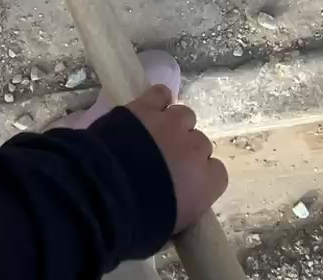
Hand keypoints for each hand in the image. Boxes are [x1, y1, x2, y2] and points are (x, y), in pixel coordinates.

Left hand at [124, 84, 227, 232]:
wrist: (105, 192)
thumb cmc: (138, 221)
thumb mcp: (167, 229)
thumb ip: (180, 209)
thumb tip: (175, 204)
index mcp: (205, 183)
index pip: (217, 172)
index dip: (202, 176)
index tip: (187, 182)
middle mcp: (194, 149)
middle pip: (199, 142)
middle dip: (186, 150)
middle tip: (166, 160)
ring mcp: (170, 123)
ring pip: (184, 115)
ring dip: (174, 124)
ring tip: (157, 134)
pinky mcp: (147, 106)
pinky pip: (161, 93)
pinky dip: (159, 99)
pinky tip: (152, 106)